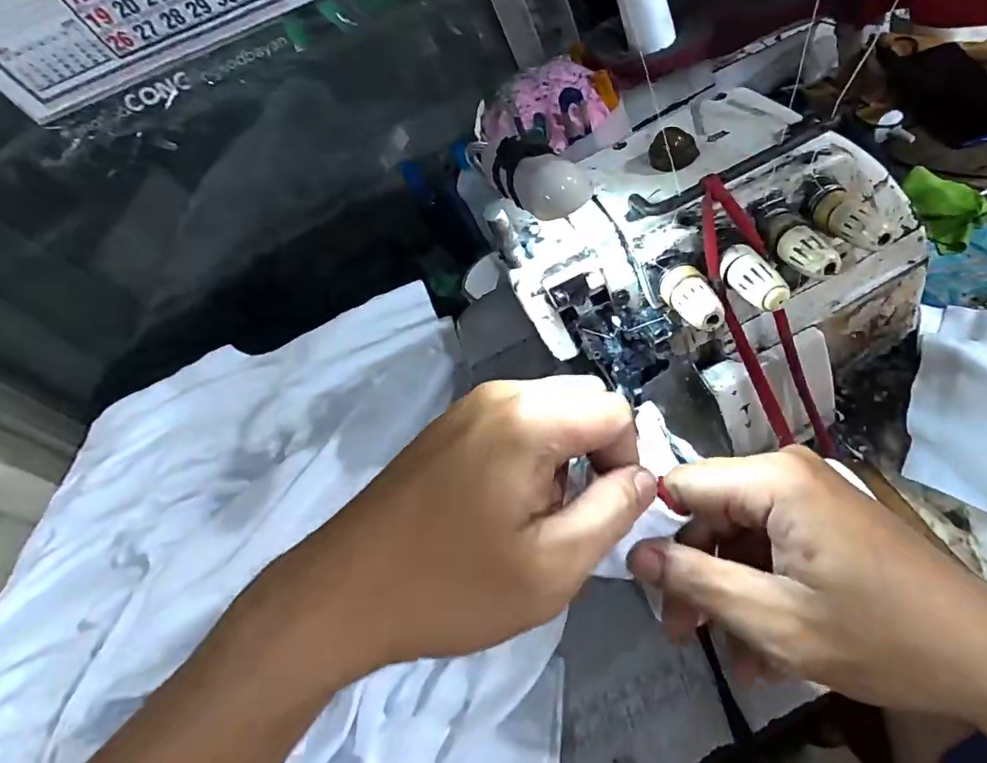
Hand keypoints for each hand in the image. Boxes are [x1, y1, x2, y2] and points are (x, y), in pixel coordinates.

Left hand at [95, 377, 656, 762]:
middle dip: (596, 452)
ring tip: (533, 514)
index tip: (603, 510)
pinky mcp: (450, 423)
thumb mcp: (552, 567)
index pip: (615, 409)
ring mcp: (469, 404)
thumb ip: (613, 511)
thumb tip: (641, 476)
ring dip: (563, 453)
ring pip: (551, 409)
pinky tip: (502, 503)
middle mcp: (500, 394)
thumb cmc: (452, 586)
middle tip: (571, 513)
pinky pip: (517, 419)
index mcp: (528, 418)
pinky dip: (532, 451)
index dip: (626, 459)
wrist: (344, 592)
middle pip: (583, 400)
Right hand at [625, 447, 986, 721]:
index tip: (646, 586)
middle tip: (682, 635)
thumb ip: (696, 582)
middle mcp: (788, 470)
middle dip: (695, 573)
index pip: (684, 484)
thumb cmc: (878, 635)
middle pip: (713, 511)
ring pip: (742, 533)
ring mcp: (811, 493)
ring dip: (730, 591)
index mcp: (773, 479)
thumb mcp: (775, 620)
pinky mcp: (828, 518)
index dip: (657, 531)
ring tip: (731, 655)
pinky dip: (762, 588)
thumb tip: (636, 554)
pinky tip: (765, 649)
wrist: (985, 655)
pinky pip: (775, 543)